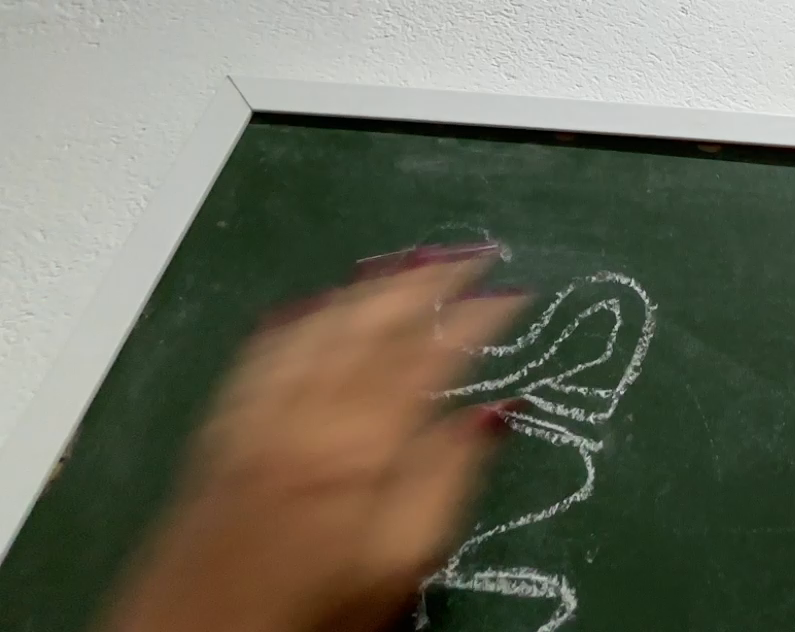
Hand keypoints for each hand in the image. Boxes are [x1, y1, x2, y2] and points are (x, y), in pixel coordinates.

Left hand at [101, 244, 527, 631]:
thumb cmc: (317, 614)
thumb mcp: (404, 559)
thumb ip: (451, 474)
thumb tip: (498, 408)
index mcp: (363, 446)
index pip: (432, 353)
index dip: (479, 314)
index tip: (517, 291)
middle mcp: (308, 418)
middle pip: (374, 323)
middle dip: (429, 279)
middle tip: (474, 255)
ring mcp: (257, 422)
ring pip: (321, 327)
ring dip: (372, 285)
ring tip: (413, 260)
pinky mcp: (221, 438)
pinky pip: (264, 355)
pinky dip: (302, 317)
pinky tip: (321, 301)